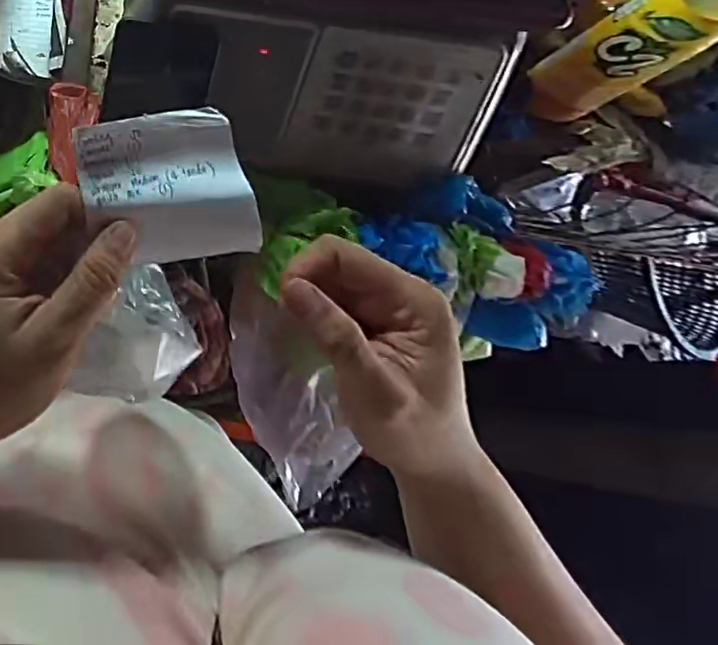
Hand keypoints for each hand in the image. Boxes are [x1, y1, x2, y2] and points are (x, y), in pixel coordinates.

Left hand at [0, 185, 136, 454]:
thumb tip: (127, 229)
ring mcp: (2, 261)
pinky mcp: (10, 281)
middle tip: (141, 262)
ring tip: (124, 282)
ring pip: (59, 240)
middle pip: (60, 217)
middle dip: (99, 235)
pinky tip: (97, 299)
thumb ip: (90, 283)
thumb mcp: (52, 338)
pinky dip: (76, 276)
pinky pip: (51, 262)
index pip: (60, 200)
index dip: (101, 209)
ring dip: (90, 258)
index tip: (142, 232)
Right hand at [279, 235, 484, 482]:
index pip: (344, 255)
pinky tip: (309, 331)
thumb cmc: (410, 431)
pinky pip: (332, 294)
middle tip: (289, 318)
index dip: (305, 267)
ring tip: (300, 328)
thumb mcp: (371, 386)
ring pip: (329, 275)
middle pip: (335, 260)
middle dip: (304, 282)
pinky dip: (313, 306)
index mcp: (414, 299)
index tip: (283, 299)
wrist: (434, 464)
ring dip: (306, 295)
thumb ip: (335, 334)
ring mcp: (389, 302)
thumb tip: (291, 286)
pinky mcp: (373, 315)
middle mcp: (403, 291)